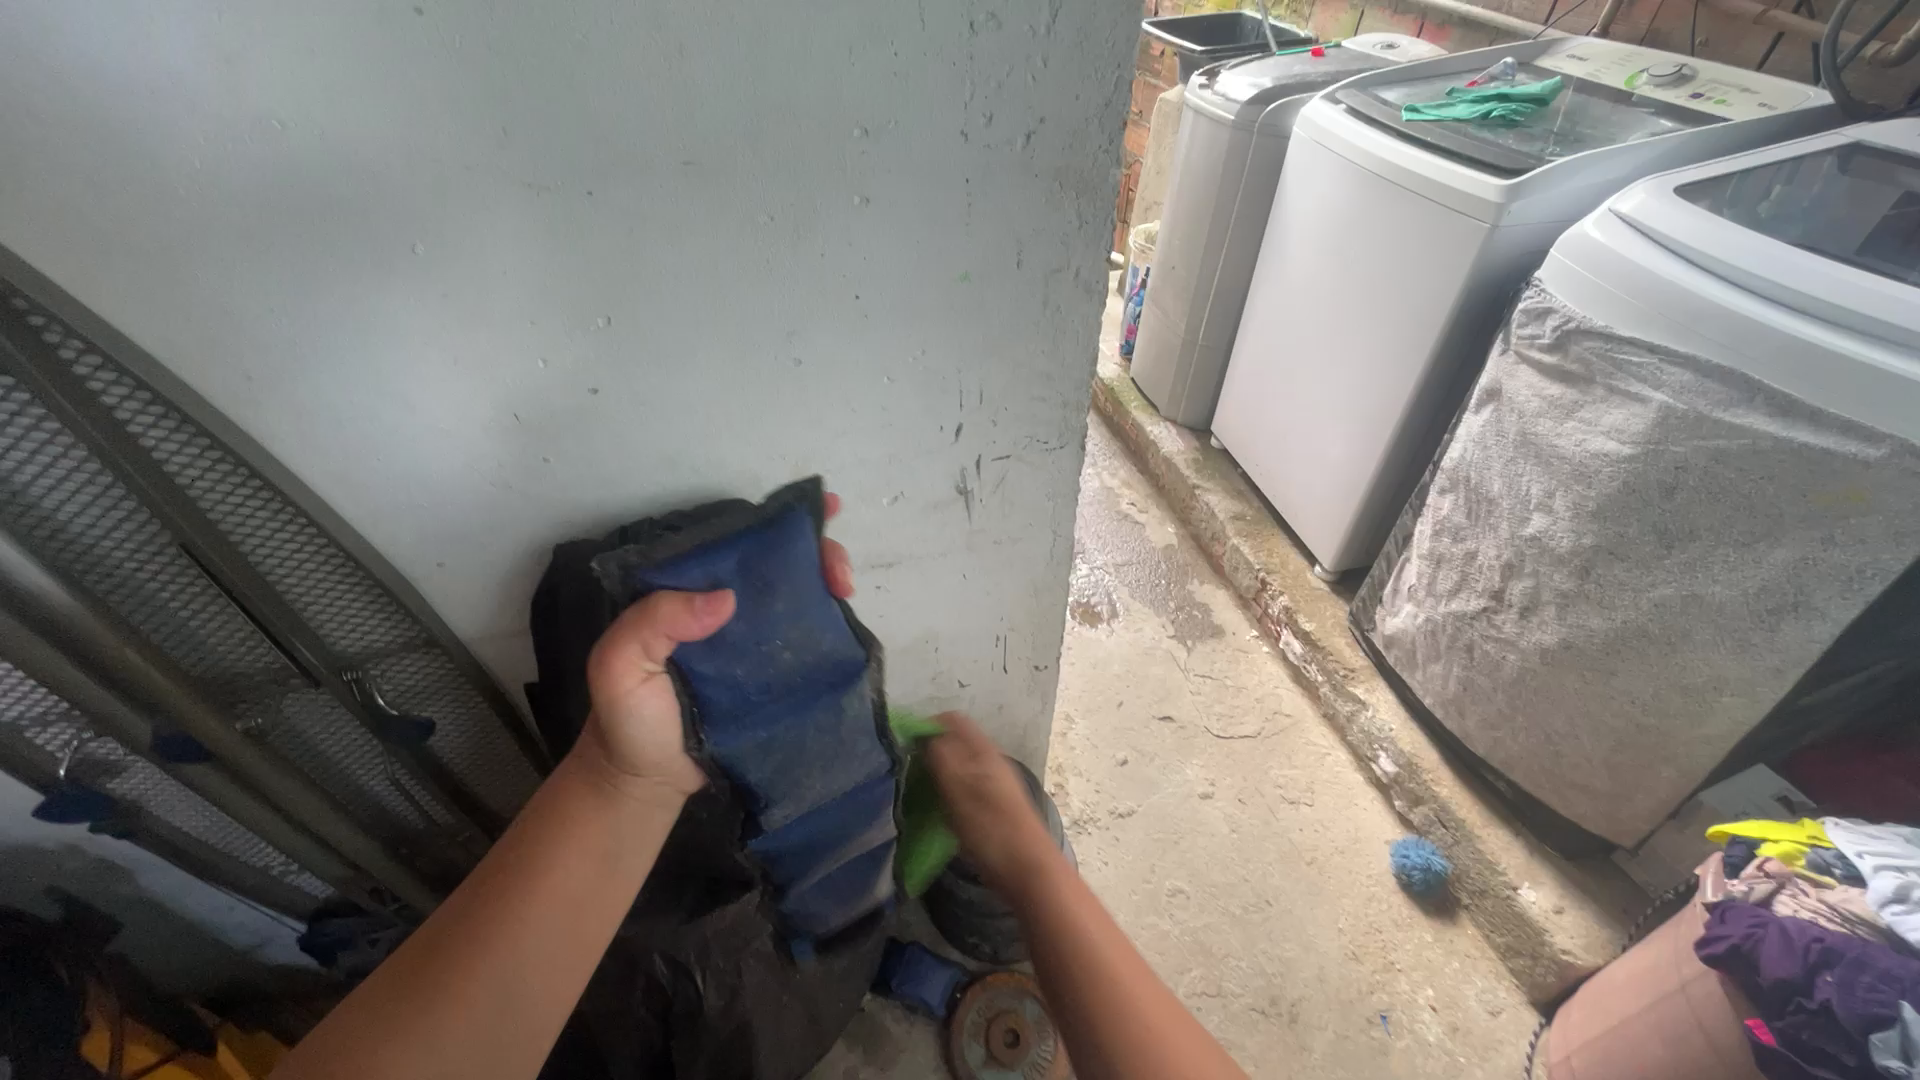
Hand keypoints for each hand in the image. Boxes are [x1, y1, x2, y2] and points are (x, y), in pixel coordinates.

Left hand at [576, 491, 854, 800]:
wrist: (648, 782)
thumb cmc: (627, 720)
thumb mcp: (618, 665)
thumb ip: (653, 623)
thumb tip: (725, 598)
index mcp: (686, 594)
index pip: (733, 544)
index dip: (774, 523)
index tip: (818, 509)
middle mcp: (724, 608)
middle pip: (777, 565)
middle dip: (816, 553)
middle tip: (837, 573)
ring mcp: (754, 642)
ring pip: (798, 598)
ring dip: (828, 583)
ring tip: (844, 590)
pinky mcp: (776, 675)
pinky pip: (806, 642)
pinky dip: (830, 627)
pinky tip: (846, 621)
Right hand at [922, 711, 1061, 896]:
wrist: (1030, 872)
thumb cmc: (992, 830)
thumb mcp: (959, 790)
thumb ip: (940, 757)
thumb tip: (922, 734)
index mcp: (983, 751)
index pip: (952, 719)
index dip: (926, 726)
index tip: (904, 748)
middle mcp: (990, 761)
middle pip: (954, 742)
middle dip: (929, 753)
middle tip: (908, 775)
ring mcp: (994, 784)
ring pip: (958, 766)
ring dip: (937, 775)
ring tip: (918, 796)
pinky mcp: (993, 806)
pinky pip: (963, 787)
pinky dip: (947, 794)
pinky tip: (938, 814)